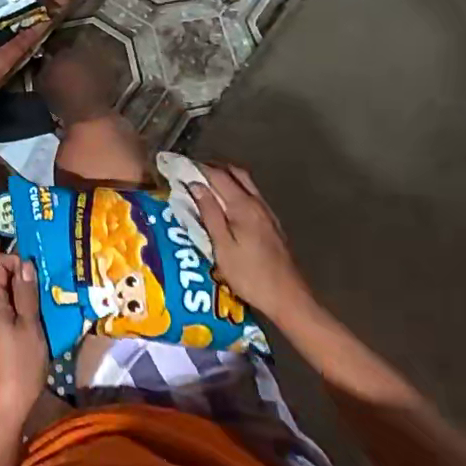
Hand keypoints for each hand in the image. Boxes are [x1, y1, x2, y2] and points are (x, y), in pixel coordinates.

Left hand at [0, 253, 47, 427]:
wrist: (8, 403)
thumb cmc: (21, 364)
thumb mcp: (30, 326)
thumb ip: (26, 294)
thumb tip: (25, 263)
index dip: (14, 261)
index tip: (37, 273)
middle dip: (22, 275)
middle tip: (46, 286)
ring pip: (5, 293)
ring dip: (24, 292)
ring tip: (47, 301)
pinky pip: (7, 309)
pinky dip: (22, 307)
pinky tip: (40, 318)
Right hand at [189, 163, 314, 315]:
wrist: (288, 299)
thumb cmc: (249, 275)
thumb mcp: (222, 246)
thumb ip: (209, 213)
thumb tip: (195, 186)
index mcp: (244, 207)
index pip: (218, 176)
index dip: (196, 168)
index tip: (177, 166)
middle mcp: (258, 205)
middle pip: (236, 173)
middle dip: (213, 167)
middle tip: (190, 171)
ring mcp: (267, 215)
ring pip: (245, 183)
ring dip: (224, 177)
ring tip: (202, 184)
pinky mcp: (271, 225)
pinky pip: (250, 196)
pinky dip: (234, 190)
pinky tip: (223, 204)